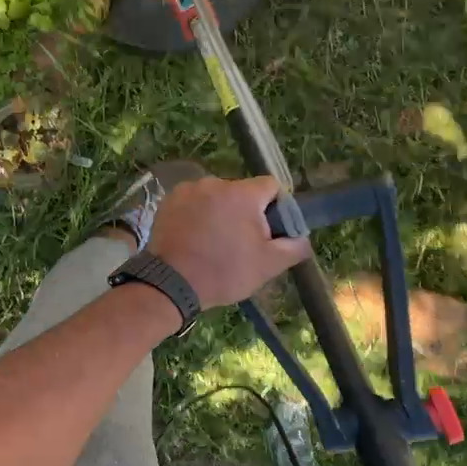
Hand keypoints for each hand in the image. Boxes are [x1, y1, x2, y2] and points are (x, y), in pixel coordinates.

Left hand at [146, 175, 311, 307]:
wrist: (172, 282)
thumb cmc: (225, 271)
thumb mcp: (270, 264)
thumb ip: (294, 245)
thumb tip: (300, 236)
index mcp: (241, 193)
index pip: (270, 186)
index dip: (276, 207)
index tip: (270, 230)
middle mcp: (212, 183)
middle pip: (240, 191)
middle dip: (246, 211)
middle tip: (241, 241)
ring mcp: (186, 190)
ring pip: (215, 197)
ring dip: (220, 212)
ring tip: (215, 241)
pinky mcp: (167, 201)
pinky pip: (192, 202)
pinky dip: (197, 214)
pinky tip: (194, 237)